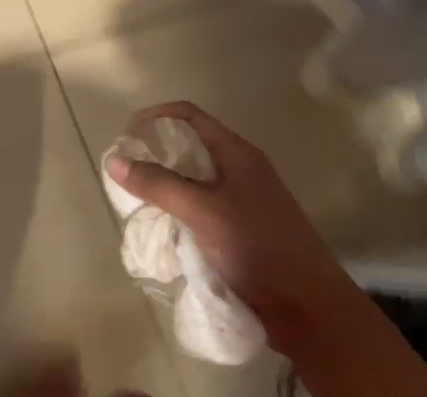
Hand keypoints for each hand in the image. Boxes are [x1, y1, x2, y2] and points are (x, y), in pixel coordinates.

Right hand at [102, 102, 355, 347]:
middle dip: (155, 155)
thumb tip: (114, 161)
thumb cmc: (259, 247)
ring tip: (139, 202)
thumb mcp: (202, 212)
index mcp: (237, 154)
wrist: (311, 310)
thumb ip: (158, 184)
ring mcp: (244, 202)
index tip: (127, 136)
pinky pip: (201, 210)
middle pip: (189, 147)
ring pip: (193, 181)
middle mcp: (241, 171)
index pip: (189, 116)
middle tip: (127, 172)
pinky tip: (164, 229)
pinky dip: (179, 213)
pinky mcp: (243, 232)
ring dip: (165, 187)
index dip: (155, 117)